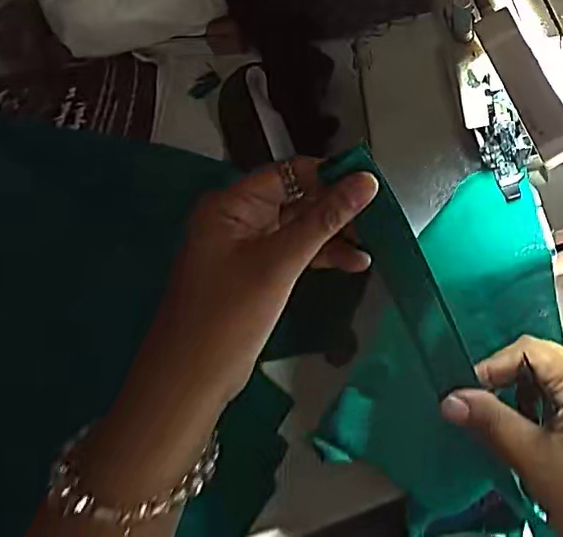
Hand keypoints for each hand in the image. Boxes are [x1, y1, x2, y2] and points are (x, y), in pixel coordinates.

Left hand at [31, 160, 376, 534]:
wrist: (185, 390)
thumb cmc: (227, 317)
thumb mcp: (282, 262)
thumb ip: (327, 217)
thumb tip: (369, 180)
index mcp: (231, 205)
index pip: (291, 172)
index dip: (331, 174)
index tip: (371, 183)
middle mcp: (237, 218)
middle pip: (298, 197)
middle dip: (338, 207)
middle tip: (378, 215)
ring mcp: (246, 246)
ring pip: (301, 225)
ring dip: (335, 233)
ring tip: (373, 242)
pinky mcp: (256, 271)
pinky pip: (296, 249)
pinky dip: (323, 254)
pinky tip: (354, 263)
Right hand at [440, 336, 562, 536]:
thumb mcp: (532, 458)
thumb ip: (491, 422)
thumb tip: (453, 400)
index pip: (527, 349)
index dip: (492, 367)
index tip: (465, 393)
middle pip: (536, 357)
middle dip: (504, 379)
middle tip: (477, 407)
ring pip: (544, 373)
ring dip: (518, 392)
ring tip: (503, 422)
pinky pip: (557, 389)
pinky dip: (535, 403)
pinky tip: (526, 429)